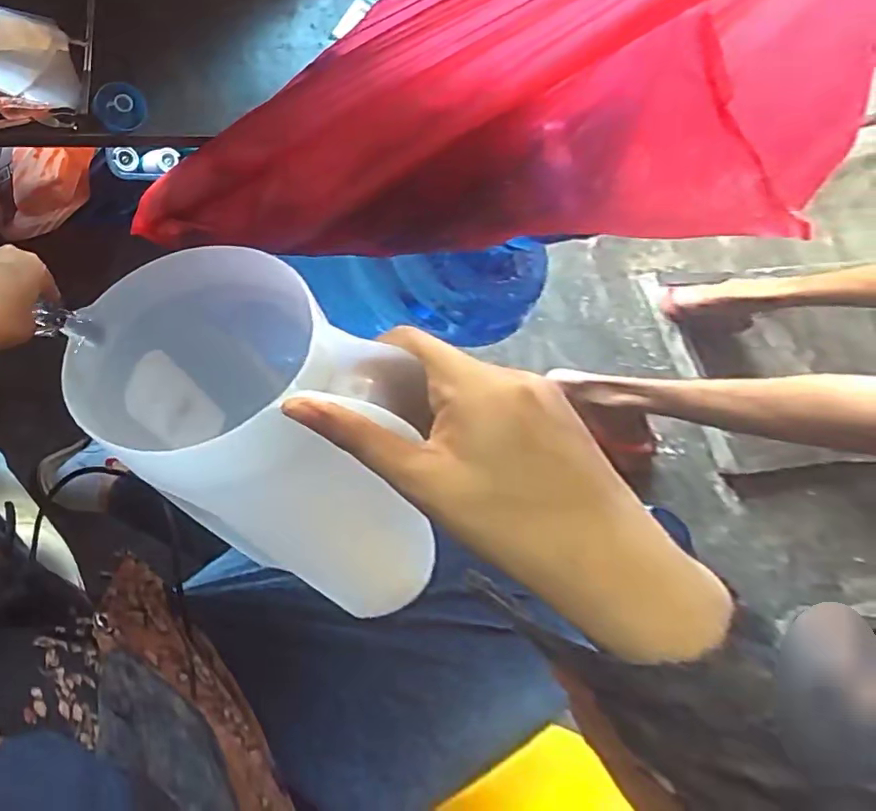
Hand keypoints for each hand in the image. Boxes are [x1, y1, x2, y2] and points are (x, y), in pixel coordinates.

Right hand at [283, 327, 731, 662]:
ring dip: (432, 399)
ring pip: (465, 379)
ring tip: (417, 444)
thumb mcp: (418, 478)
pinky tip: (464, 454)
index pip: (407, 339)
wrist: (622, 575)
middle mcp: (515, 376)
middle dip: (398, 383)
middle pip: (436, 360)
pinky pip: (496, 396)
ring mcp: (547, 396)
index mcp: (477, 382)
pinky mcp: (565, 418)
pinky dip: (466, 411)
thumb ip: (354, 433)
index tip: (350, 389)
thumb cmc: (507, 522)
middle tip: (377, 424)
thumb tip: (292, 403)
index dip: (370, 355)